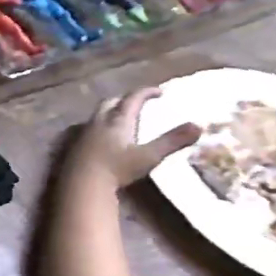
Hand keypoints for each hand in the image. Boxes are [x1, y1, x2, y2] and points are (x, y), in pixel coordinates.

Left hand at [66, 88, 200, 187]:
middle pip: (110, 103)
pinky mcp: (75, 144)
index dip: (146, 92)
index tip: (159, 92)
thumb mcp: (149, 156)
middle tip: (137, 104)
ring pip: (97, 114)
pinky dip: (99, 126)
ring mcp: (84, 132)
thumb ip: (172, 141)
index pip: (132, 99)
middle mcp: (99, 121)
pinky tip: (103, 137)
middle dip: (124, 100)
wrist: (83, 183)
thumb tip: (199, 126)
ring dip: (110, 112)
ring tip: (122, 119)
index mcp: (118, 120)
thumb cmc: (117, 168)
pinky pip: (88, 128)